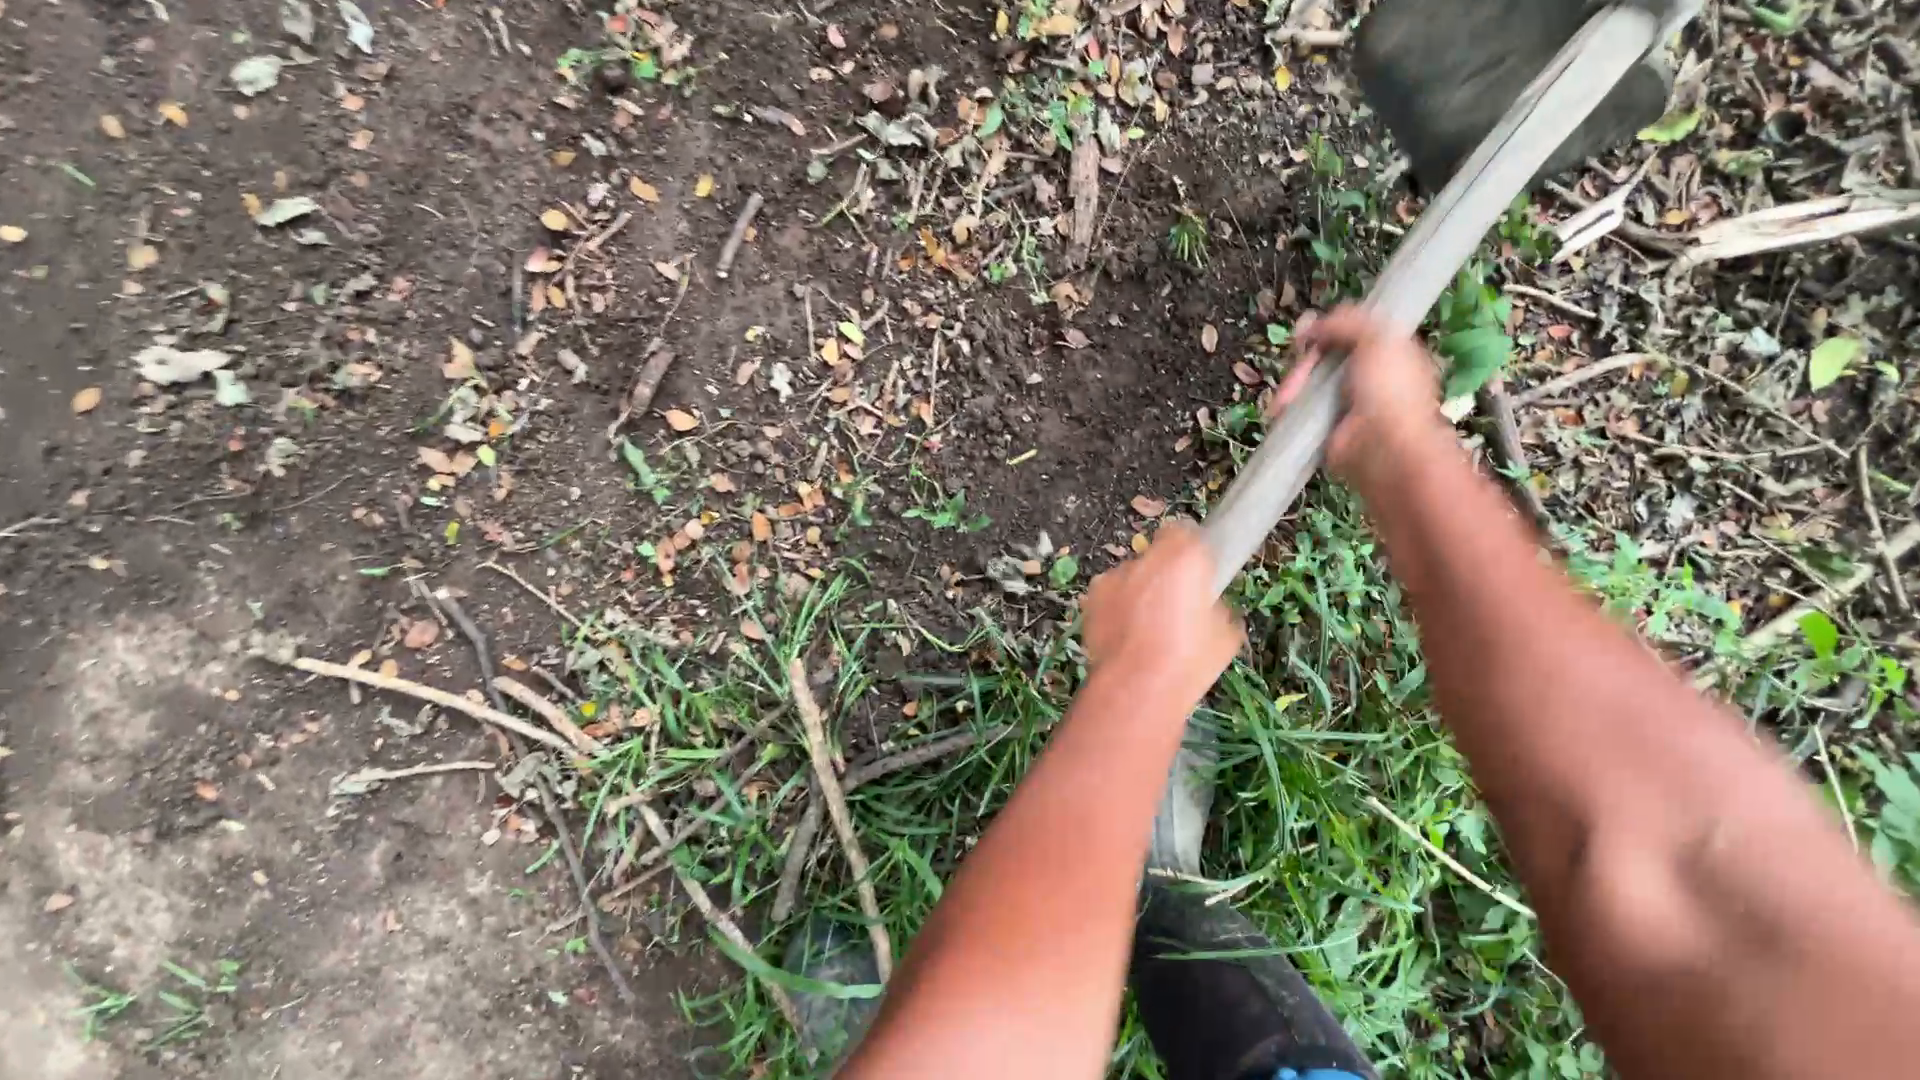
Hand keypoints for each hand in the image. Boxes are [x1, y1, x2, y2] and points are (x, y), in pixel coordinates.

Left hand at [1082, 521, 1242, 692]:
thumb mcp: (1225, 634)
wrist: (1136, 687)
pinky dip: (1116, 607)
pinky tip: (1124, 634)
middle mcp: (1146, 559)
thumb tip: (1208, 606)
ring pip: (1131, 575)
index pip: (1185, 532)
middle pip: (1156, 554)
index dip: (1190, 551)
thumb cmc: (1188, 661)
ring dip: (1138, 591)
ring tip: (1145, 627)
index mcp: (1186, 558)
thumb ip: (1216, 606)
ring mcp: (1114, 577)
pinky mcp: (1091, 598)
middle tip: (1173, 604)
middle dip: (1163, 573)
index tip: (1196, 573)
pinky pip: (1110, 594)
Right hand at [1271, 305, 1451, 491]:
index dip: (1327, 331)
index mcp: (1387, 352)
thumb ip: (1346, 322)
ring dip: (1292, 386)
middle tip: (1300, 370)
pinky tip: (1280, 410)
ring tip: (1285, 400)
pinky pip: (1298, 409)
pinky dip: (1286, 408)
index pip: (1349, 333)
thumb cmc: (1388, 388)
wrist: (1382, 446)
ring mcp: (1342, 402)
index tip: (1307, 336)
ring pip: (1306, 383)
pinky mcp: (1323, 425)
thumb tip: (1310, 324)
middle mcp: (1364, 376)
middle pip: (1321, 358)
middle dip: (1305, 363)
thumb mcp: (1377, 338)